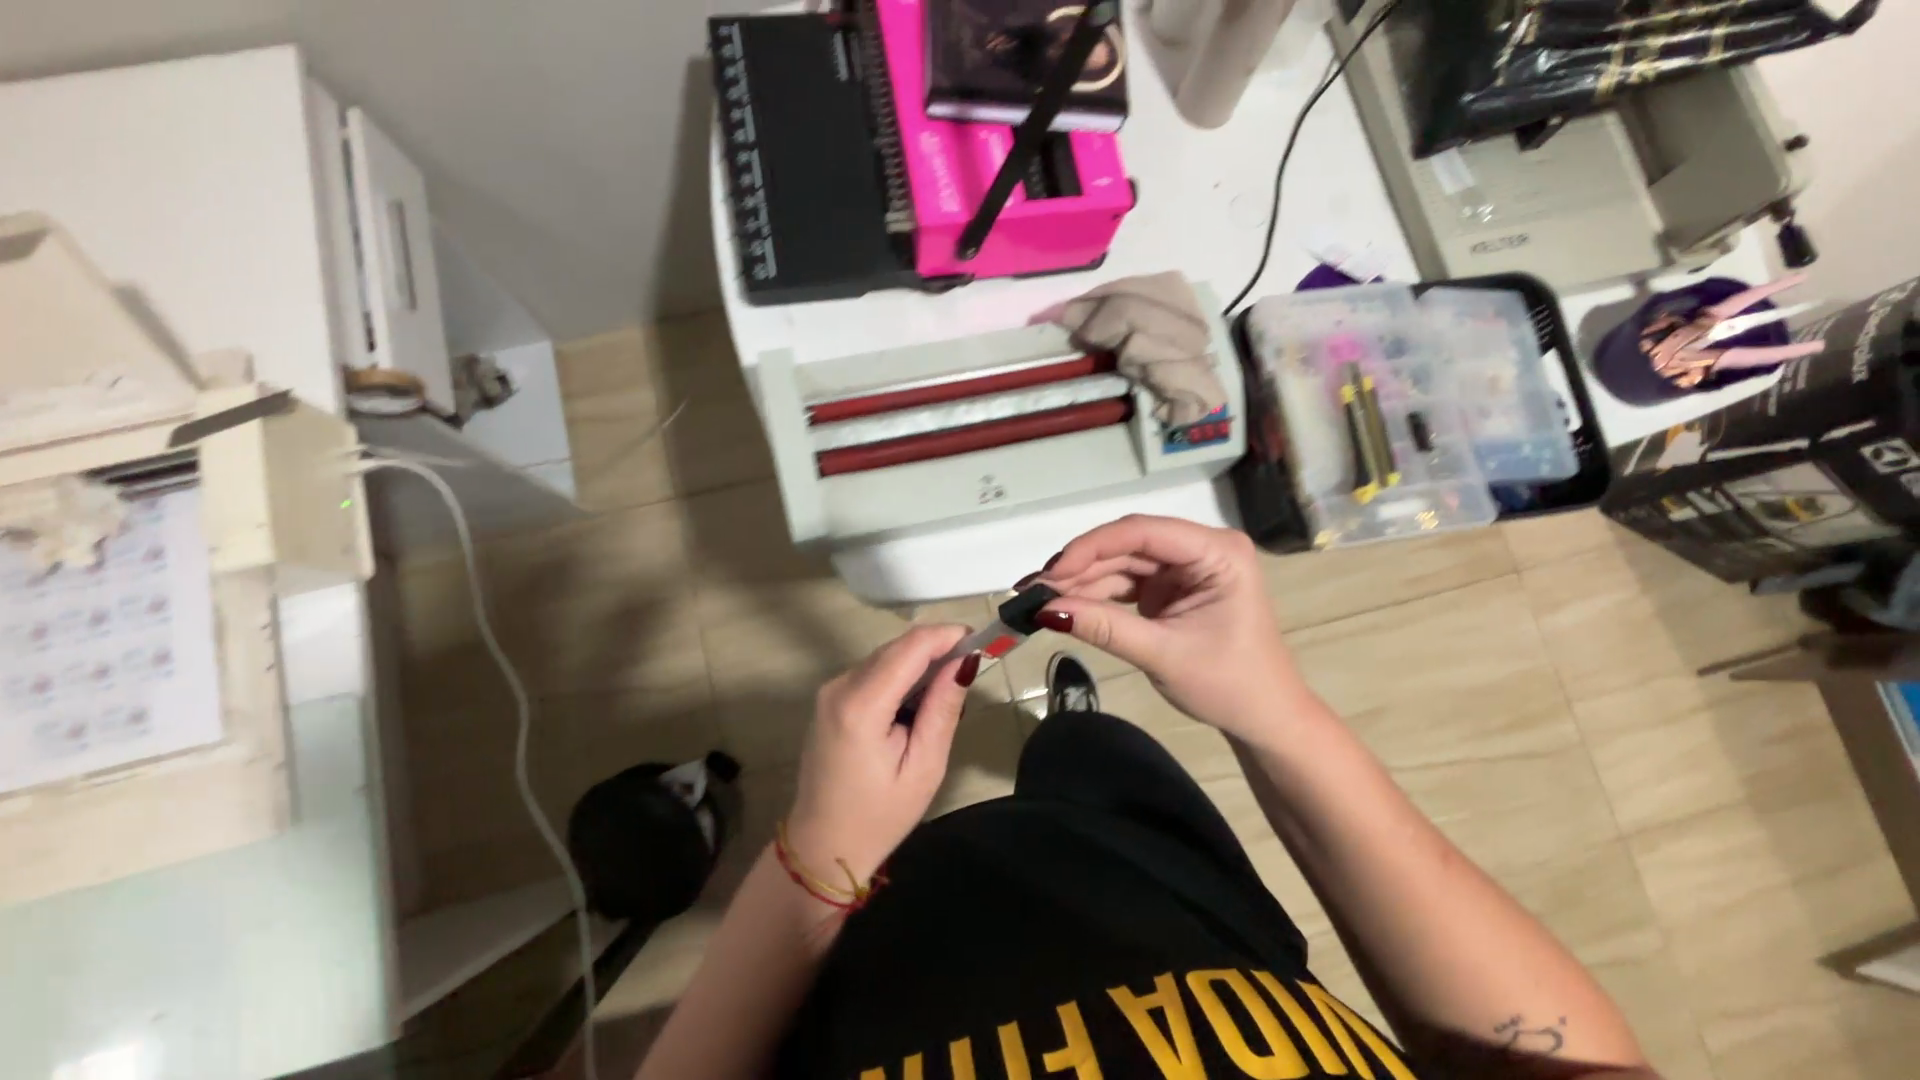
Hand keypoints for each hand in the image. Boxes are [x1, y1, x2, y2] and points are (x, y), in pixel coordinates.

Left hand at [785, 625, 979, 888]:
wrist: (821, 845)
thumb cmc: (879, 815)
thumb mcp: (924, 767)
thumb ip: (942, 708)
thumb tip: (965, 661)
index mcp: (861, 705)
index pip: (911, 646)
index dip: (948, 635)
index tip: (982, 643)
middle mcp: (839, 686)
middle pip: (897, 648)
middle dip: (937, 651)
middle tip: (970, 677)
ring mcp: (830, 691)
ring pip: (886, 658)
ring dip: (919, 666)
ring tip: (945, 702)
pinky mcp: (830, 699)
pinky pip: (873, 673)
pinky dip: (900, 679)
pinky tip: (916, 709)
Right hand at [1029, 514, 1306, 740]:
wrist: (1263, 719)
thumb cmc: (1229, 685)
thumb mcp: (1164, 655)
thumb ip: (1106, 627)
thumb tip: (1046, 611)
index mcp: (1217, 551)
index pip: (1144, 533)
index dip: (1092, 547)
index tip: (1050, 575)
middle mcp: (1200, 549)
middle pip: (1127, 546)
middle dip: (1079, 567)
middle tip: (1030, 590)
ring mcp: (1183, 568)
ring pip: (1120, 564)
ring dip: (1080, 582)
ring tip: (1034, 600)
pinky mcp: (1169, 588)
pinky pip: (1124, 583)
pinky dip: (1094, 596)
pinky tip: (1061, 605)